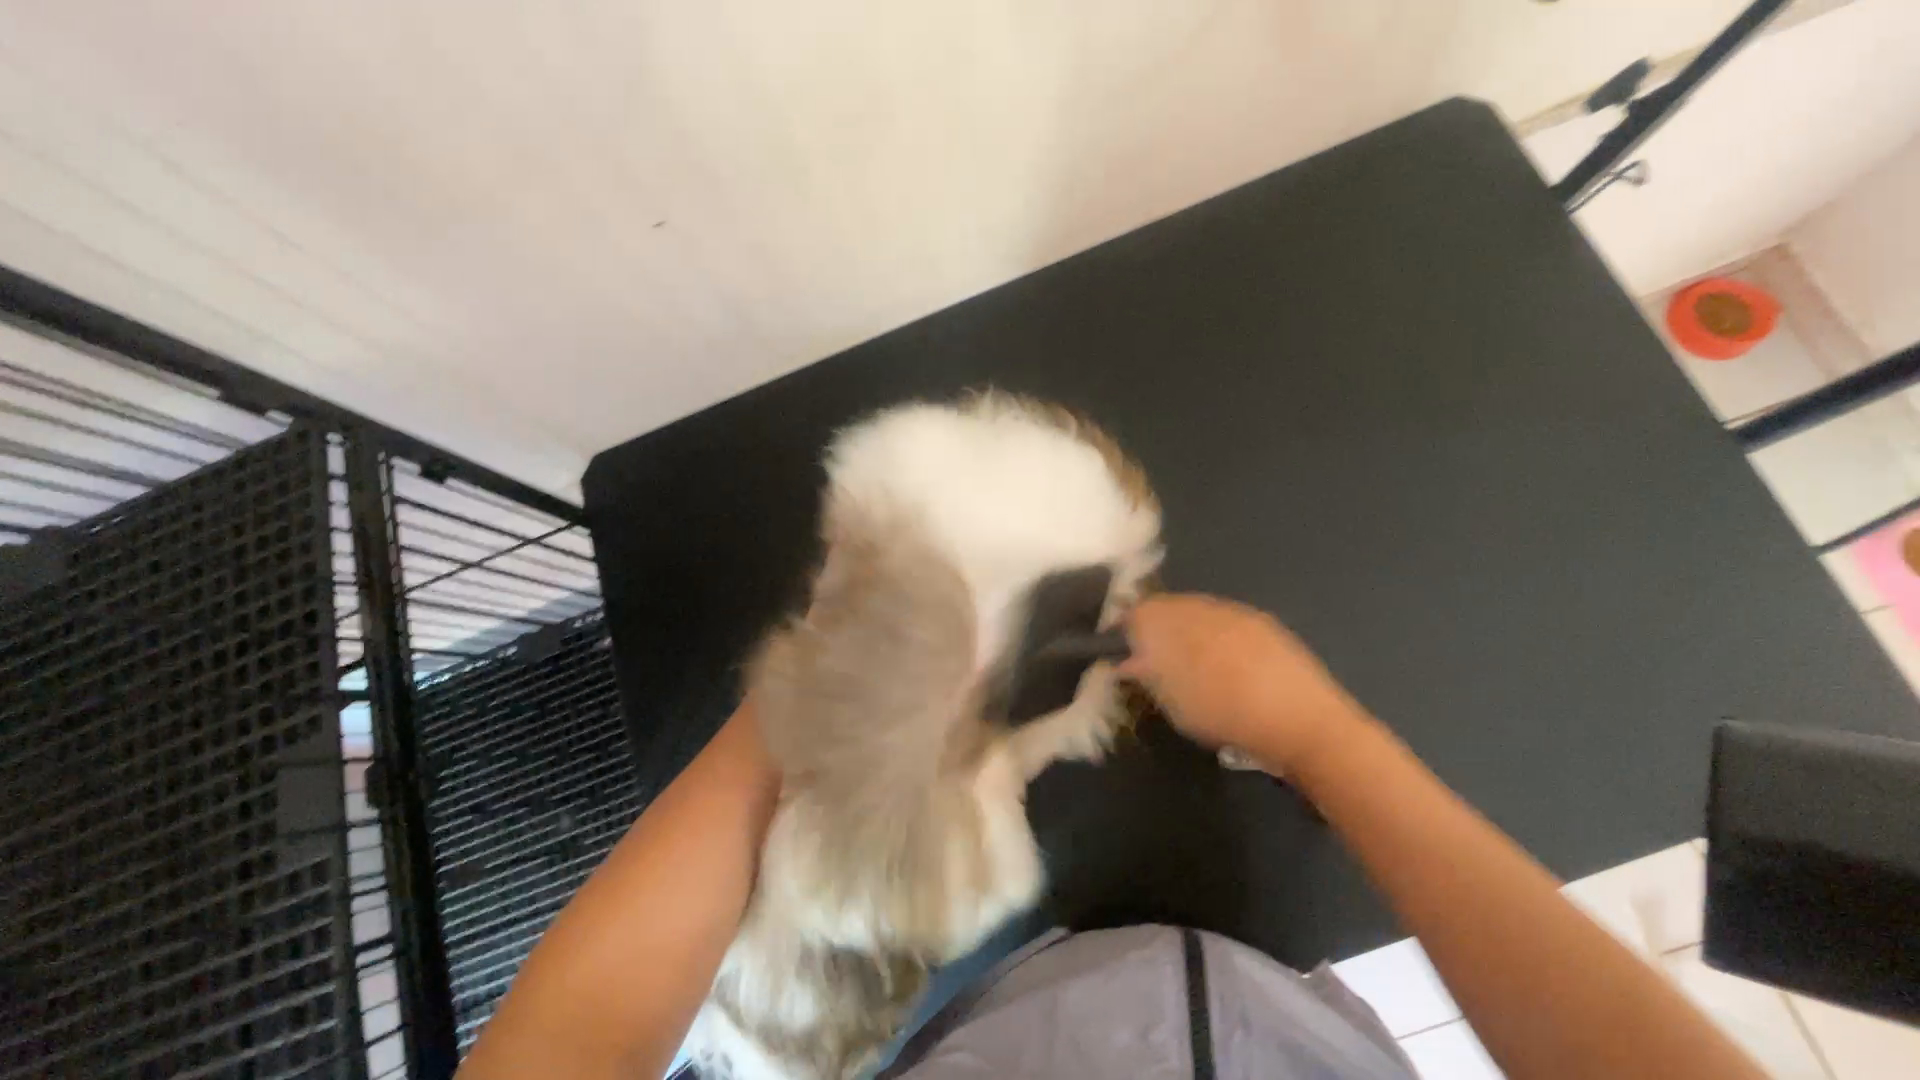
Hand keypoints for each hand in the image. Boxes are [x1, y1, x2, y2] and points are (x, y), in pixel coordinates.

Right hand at [1121, 593, 1365, 773]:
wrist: (1307, 725)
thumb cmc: (1230, 717)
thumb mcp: (1175, 702)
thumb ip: (1148, 673)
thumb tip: (1127, 659)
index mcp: (1184, 618)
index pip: (1142, 610)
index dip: (1125, 630)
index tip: (1117, 654)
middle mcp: (1212, 608)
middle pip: (1171, 609)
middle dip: (1155, 631)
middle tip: (1149, 664)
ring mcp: (1244, 618)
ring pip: (1200, 618)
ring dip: (1185, 637)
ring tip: (1186, 672)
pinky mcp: (1270, 633)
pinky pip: (1228, 630)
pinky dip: (1215, 645)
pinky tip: (1224, 674)